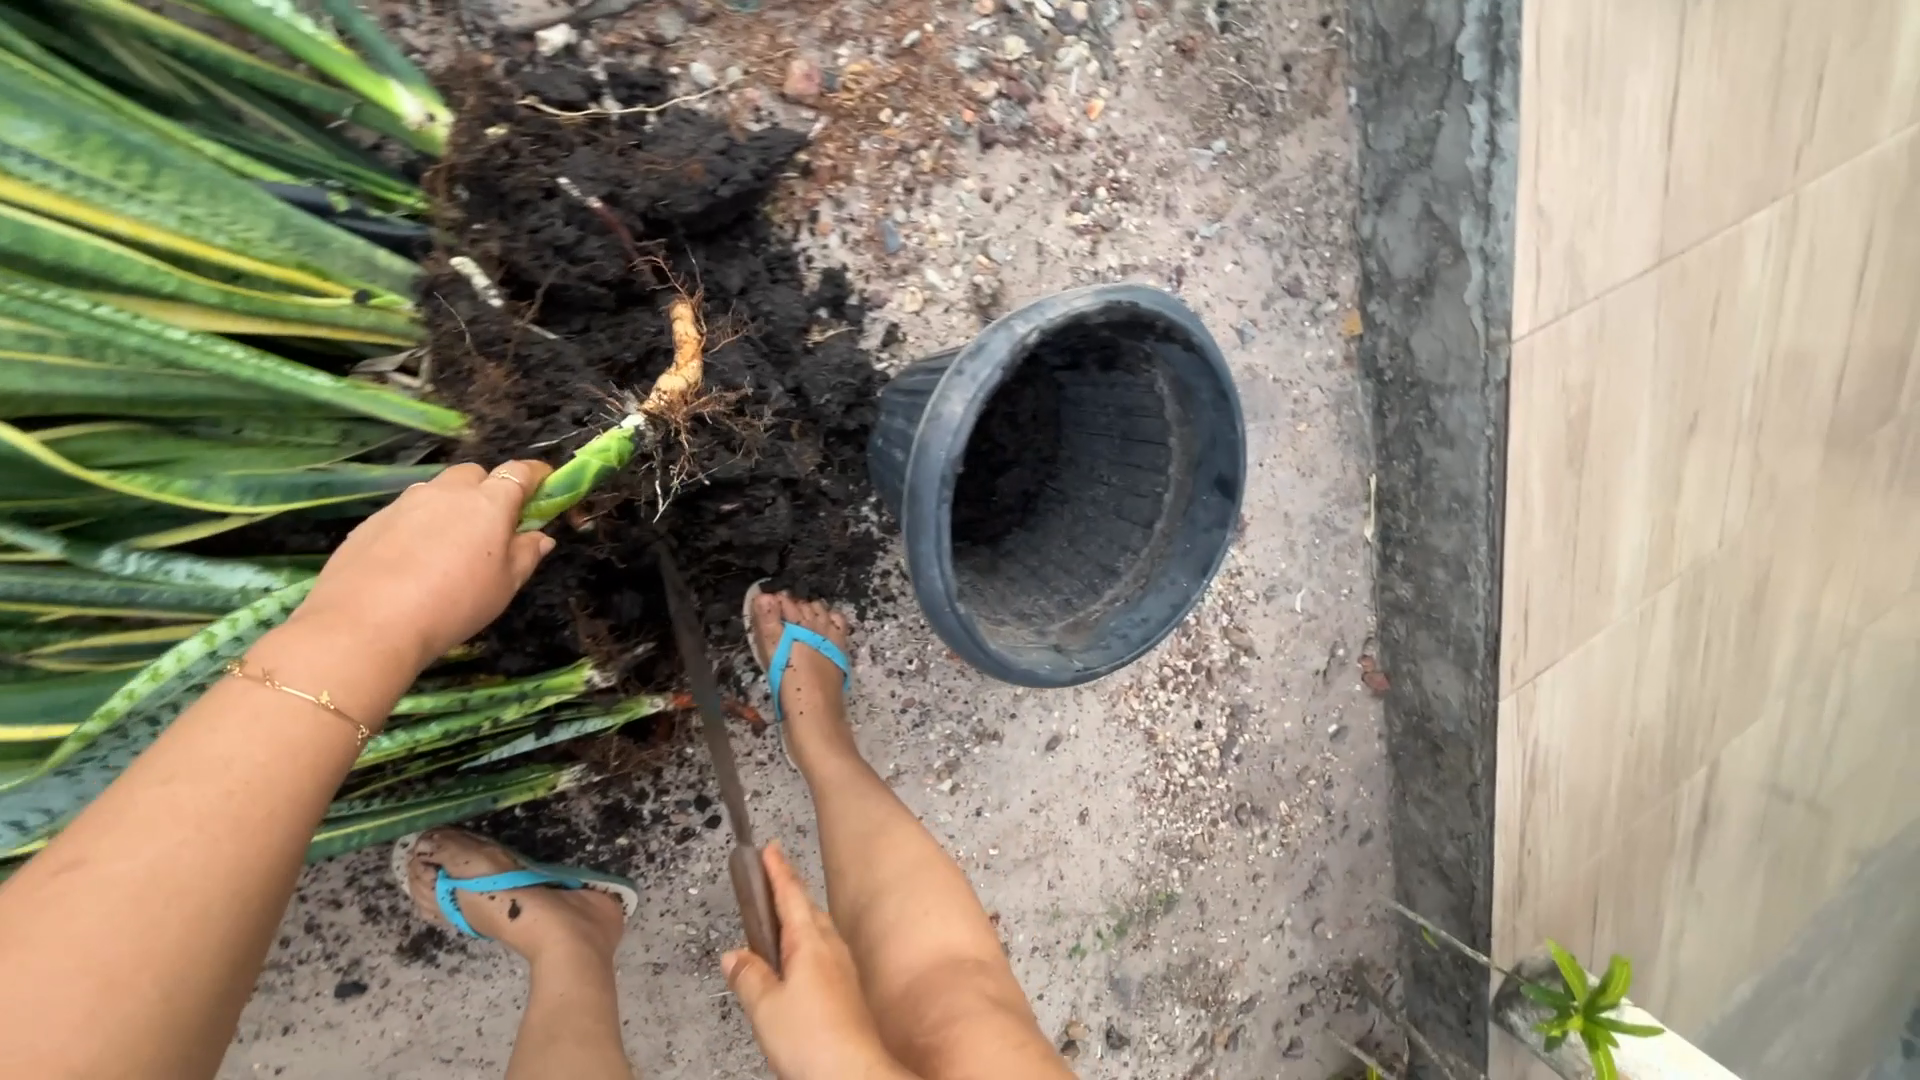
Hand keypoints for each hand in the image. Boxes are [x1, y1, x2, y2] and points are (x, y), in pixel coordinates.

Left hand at [292, 460, 555, 670]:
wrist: (366, 623)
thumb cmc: (455, 603)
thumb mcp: (505, 585)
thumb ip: (527, 555)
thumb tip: (540, 537)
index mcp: (488, 503)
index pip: (518, 472)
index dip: (536, 474)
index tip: (545, 485)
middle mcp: (447, 493)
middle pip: (474, 473)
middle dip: (489, 488)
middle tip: (494, 523)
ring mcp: (405, 504)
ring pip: (437, 490)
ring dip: (452, 504)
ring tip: (451, 542)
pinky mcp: (372, 521)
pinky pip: (407, 511)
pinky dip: (420, 523)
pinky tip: (414, 559)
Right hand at [723, 844, 915, 1079]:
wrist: (853, 1073)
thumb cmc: (811, 1039)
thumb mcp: (765, 1008)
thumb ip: (748, 977)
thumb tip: (733, 955)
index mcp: (809, 941)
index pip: (790, 895)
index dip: (778, 870)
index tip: (770, 847)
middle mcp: (830, 946)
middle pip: (806, 908)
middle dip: (788, 890)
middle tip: (771, 877)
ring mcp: (841, 967)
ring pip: (816, 929)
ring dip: (797, 916)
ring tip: (778, 918)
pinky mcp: (845, 990)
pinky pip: (821, 953)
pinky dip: (805, 944)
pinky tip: (797, 962)